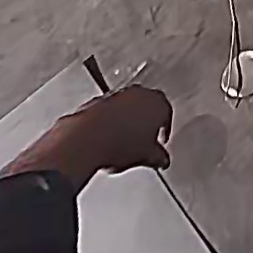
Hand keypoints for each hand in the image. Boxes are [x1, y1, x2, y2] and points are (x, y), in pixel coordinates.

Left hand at [2, 85, 173, 189]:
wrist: (86, 139)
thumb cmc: (118, 143)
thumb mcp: (146, 157)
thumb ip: (158, 156)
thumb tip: (160, 159)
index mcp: (157, 103)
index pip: (166, 114)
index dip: (165, 129)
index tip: (161, 141)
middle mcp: (139, 93)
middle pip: (148, 107)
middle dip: (147, 123)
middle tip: (145, 142)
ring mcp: (119, 95)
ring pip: (129, 106)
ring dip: (129, 121)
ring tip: (125, 142)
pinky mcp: (100, 99)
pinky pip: (112, 109)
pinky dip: (113, 120)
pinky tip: (109, 138)